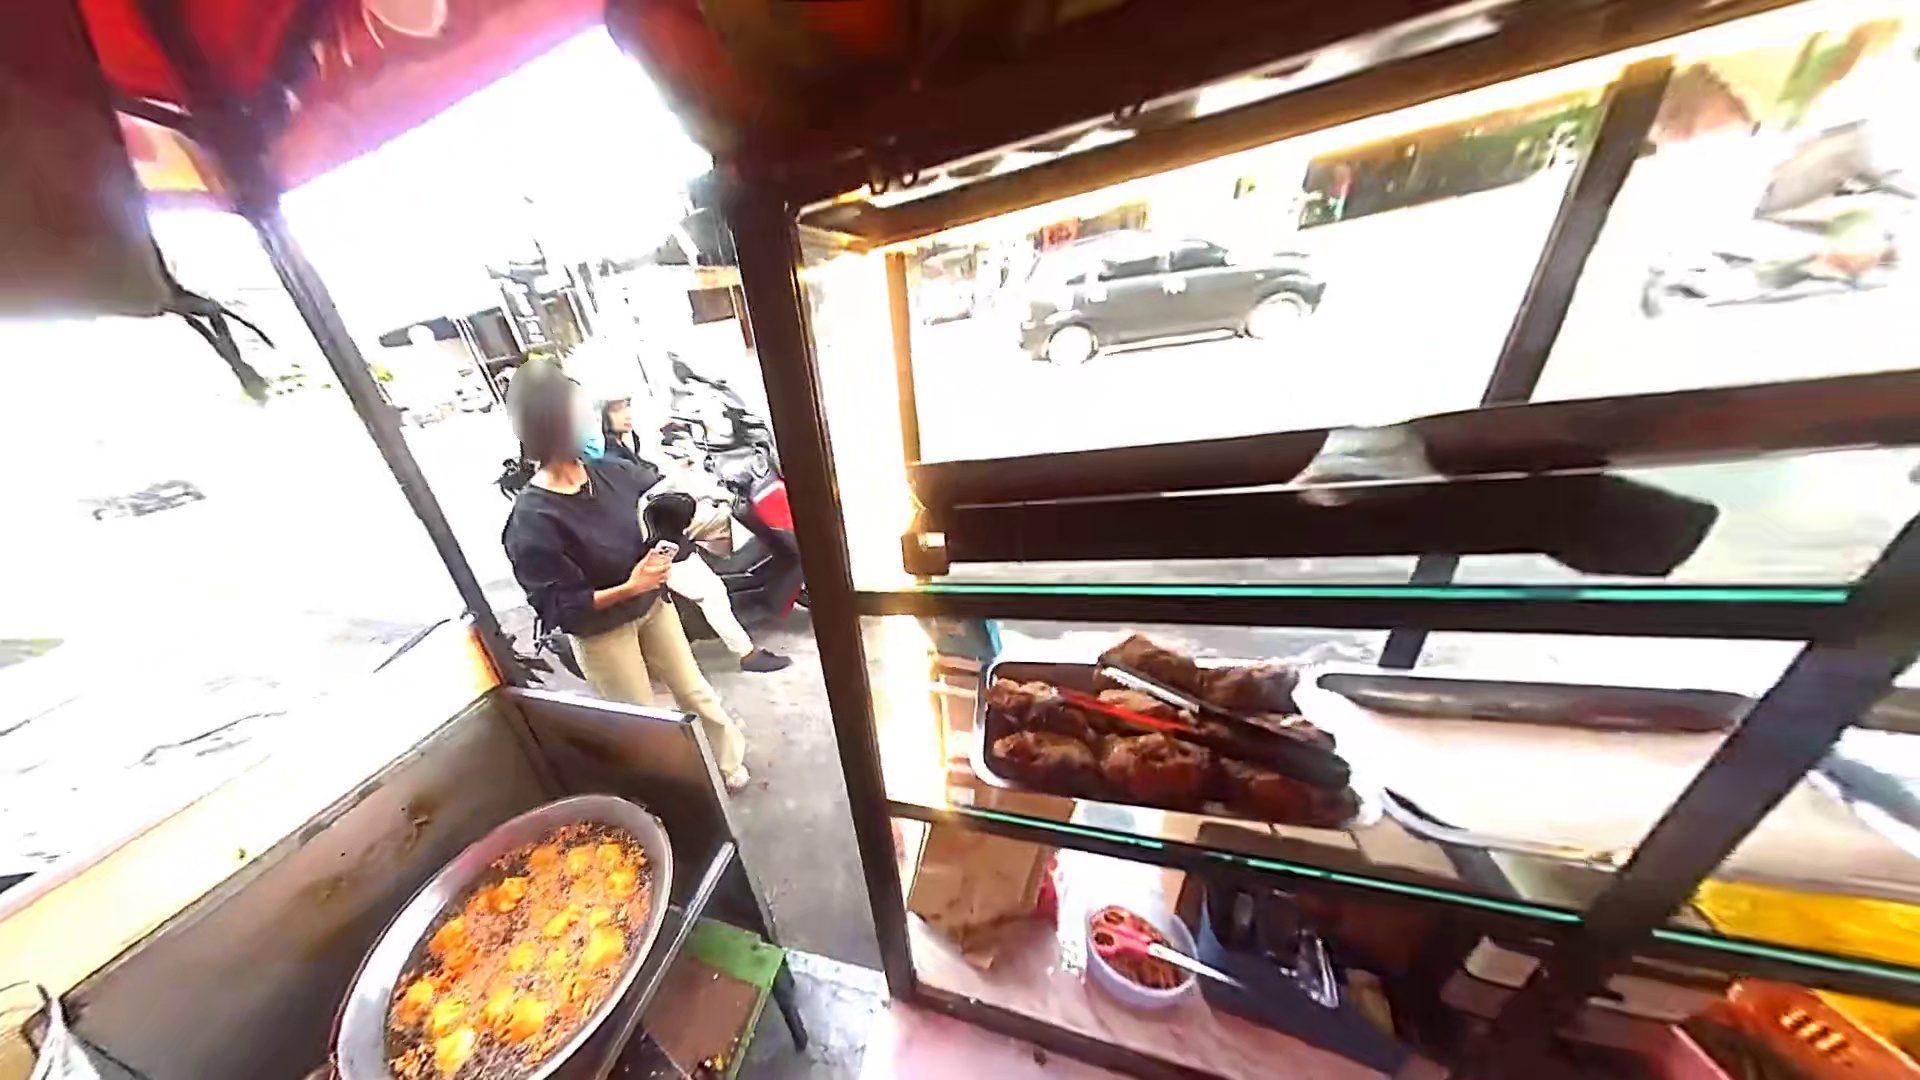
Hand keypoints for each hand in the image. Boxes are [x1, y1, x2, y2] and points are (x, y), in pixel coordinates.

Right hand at [626, 549, 671, 592]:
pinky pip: (659, 584)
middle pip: (667, 573)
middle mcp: (659, 577)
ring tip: (663, 572)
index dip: (669, 563)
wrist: (633, 587)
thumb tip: (652, 550)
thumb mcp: (641, 564)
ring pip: (664, 579)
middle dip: (668, 569)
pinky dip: (660, 582)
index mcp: (657, 572)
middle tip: (667, 565)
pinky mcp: (653, 587)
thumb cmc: (637, 576)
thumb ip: (648, 556)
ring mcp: (656, 583)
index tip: (669, 560)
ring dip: (665, 575)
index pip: (667, 567)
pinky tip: (657, 580)